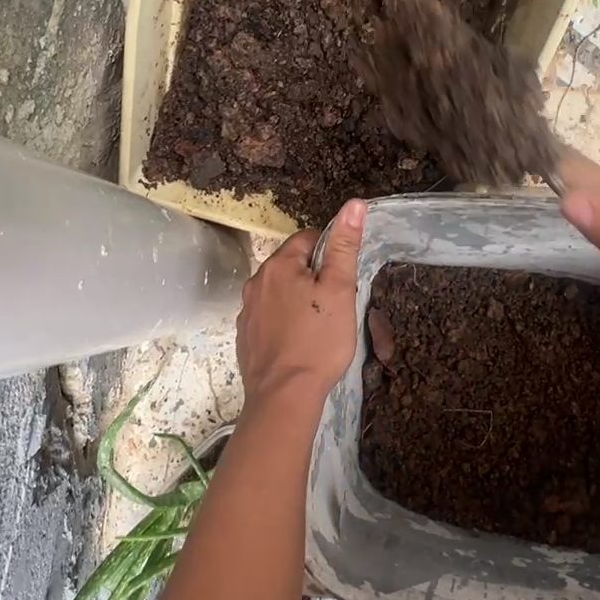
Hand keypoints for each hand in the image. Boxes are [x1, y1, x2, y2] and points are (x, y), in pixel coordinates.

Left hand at [236, 199, 366, 413]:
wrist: (284, 396)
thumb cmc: (318, 341)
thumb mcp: (340, 289)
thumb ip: (344, 246)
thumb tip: (354, 204)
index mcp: (278, 265)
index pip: (308, 238)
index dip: (330, 254)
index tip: (342, 279)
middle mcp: (256, 282)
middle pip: (292, 265)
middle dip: (314, 278)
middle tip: (336, 305)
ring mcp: (247, 311)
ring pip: (279, 292)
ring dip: (298, 300)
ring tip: (319, 326)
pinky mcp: (245, 337)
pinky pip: (269, 317)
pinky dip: (284, 322)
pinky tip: (299, 343)